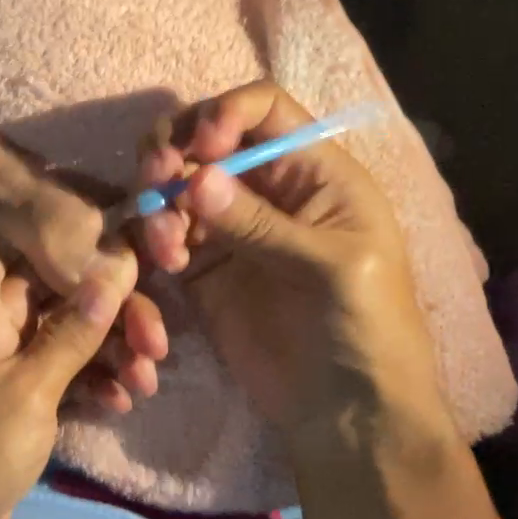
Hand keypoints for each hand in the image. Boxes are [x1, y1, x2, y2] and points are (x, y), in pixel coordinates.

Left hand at [0, 242, 138, 518]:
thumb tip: (111, 272)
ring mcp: (13, 370)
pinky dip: (95, 388)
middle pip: (68, 307)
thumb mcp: (30, 386)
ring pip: (74, 347)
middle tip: (156, 350)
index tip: (146, 281)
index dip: (99, 272)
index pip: (50, 270)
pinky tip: (121, 403)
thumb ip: (71, 334)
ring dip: (113, 359)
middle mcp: (1, 331)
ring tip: (145, 383)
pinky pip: (69, 383)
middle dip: (116, 323)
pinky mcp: (25, 406)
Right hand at [137, 81, 449, 434]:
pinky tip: (168, 266)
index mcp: (314, 173)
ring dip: (157, 201)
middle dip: (170, 150)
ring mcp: (227, 226)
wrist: (342, 410)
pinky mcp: (199, 263)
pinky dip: (152, 238)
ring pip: (172, 183)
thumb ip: (260, 221)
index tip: (199, 147)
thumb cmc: (365, 329)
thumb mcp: (329, 267)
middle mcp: (265, 188)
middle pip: (202, 137)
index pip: (263, 109)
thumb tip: (195, 176)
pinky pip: (160, 230)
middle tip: (152, 181)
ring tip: (167, 248)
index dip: (223, 113)